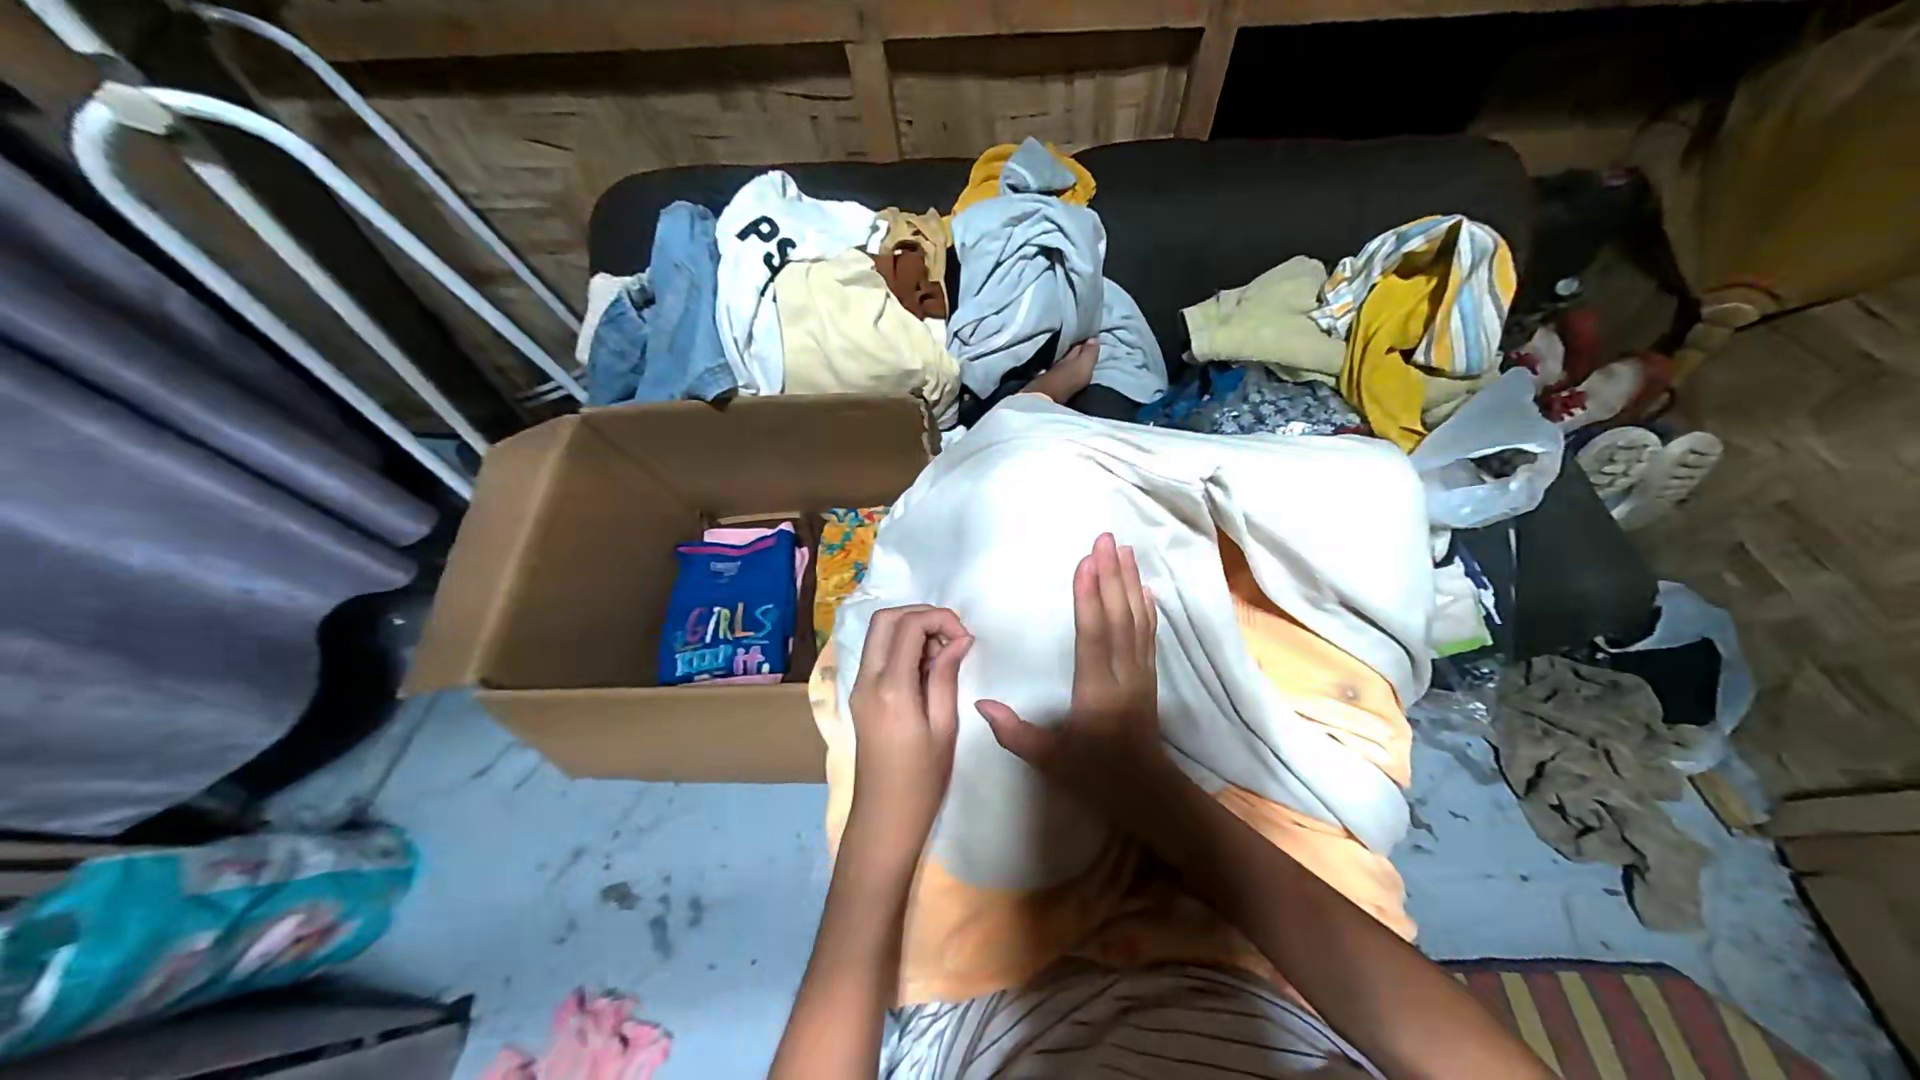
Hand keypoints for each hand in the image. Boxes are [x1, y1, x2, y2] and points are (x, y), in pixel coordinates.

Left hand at [846, 605, 973, 860]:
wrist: (884, 818)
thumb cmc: (922, 780)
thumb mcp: (944, 727)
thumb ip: (947, 676)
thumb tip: (959, 639)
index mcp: (890, 687)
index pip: (909, 625)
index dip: (940, 618)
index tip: (965, 638)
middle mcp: (867, 679)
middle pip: (885, 619)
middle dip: (921, 615)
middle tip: (952, 638)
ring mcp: (858, 687)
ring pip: (879, 634)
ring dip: (911, 631)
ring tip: (943, 658)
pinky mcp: (860, 696)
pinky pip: (878, 655)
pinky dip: (902, 648)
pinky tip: (927, 672)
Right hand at [976, 533, 1169, 820]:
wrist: (1147, 791)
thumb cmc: (1094, 775)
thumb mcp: (1049, 760)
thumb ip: (1015, 732)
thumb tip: (980, 702)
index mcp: (1097, 693)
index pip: (1093, 636)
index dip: (1090, 597)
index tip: (1086, 561)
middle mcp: (1123, 676)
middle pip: (1118, 618)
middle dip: (1111, 575)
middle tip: (1105, 539)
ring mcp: (1141, 674)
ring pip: (1137, 621)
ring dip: (1130, 582)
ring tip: (1124, 549)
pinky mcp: (1150, 676)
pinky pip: (1149, 635)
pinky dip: (1147, 608)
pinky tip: (1145, 587)